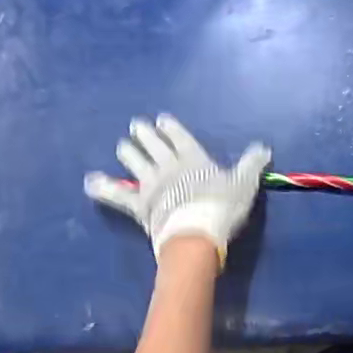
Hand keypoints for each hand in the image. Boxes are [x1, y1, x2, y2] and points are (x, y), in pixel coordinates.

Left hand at [85, 114, 269, 257]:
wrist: (196, 233)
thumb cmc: (222, 208)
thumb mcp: (244, 184)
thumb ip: (252, 164)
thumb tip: (263, 148)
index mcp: (193, 159)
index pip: (179, 137)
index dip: (170, 127)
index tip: (162, 119)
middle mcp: (168, 166)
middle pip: (152, 145)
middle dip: (144, 134)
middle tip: (136, 125)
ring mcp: (150, 184)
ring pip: (134, 162)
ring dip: (128, 152)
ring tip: (122, 146)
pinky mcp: (139, 204)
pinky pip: (117, 194)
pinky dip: (102, 188)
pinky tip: (89, 182)